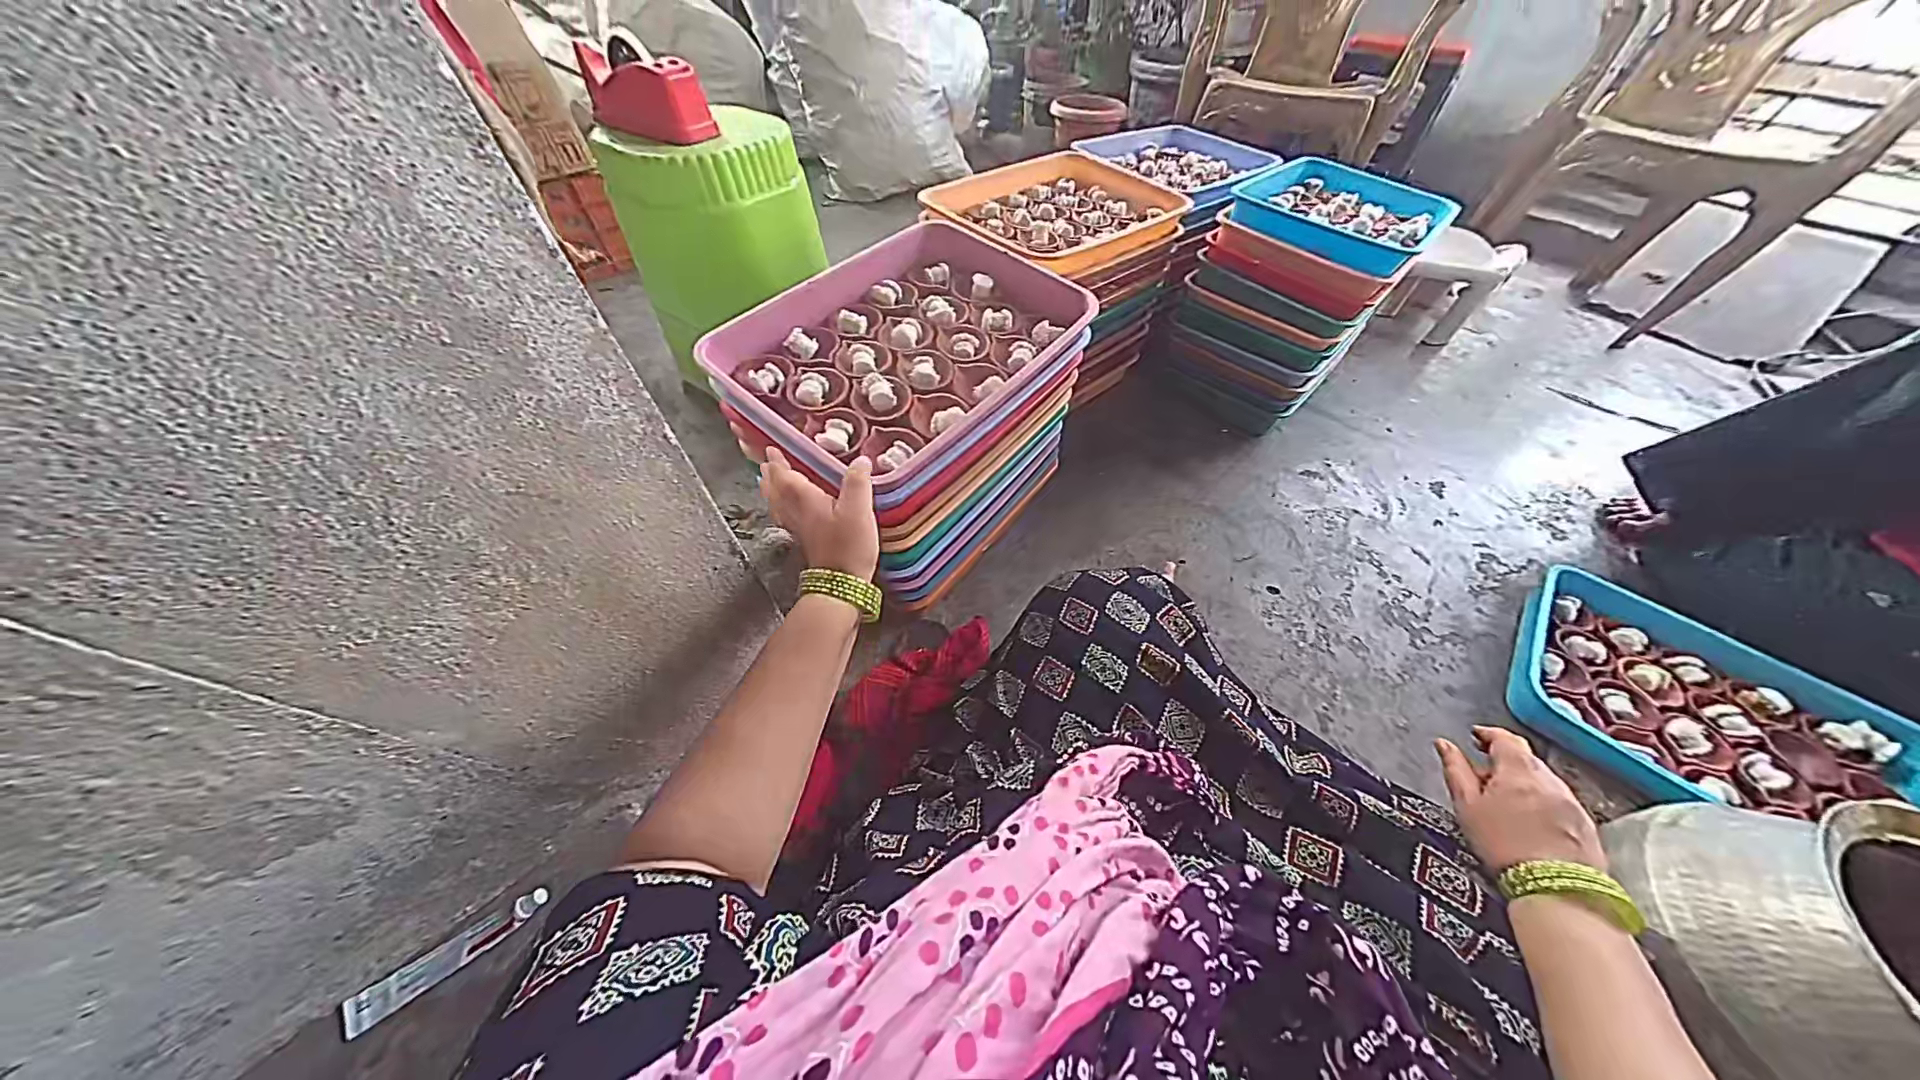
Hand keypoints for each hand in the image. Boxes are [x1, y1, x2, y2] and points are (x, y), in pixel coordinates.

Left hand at [759, 447, 879, 581]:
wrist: (840, 584)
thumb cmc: (848, 546)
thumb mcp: (858, 510)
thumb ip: (858, 482)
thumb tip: (861, 460)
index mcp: (805, 500)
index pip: (785, 476)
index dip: (778, 462)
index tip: (771, 449)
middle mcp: (796, 512)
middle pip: (776, 490)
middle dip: (771, 476)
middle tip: (767, 464)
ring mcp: (798, 528)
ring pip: (778, 505)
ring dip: (772, 491)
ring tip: (770, 483)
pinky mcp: (805, 541)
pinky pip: (786, 517)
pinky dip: (782, 508)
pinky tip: (788, 511)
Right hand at [1435, 725, 1605, 874]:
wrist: (1557, 890)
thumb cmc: (1503, 845)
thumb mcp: (1467, 804)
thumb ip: (1455, 769)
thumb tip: (1444, 744)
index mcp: (1519, 771)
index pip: (1506, 738)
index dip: (1488, 734)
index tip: (1475, 737)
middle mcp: (1551, 781)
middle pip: (1527, 759)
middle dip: (1505, 760)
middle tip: (1484, 775)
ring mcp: (1573, 803)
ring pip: (1544, 780)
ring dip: (1524, 781)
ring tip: (1505, 801)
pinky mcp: (1587, 825)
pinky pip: (1559, 801)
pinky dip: (1542, 801)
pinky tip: (1530, 820)